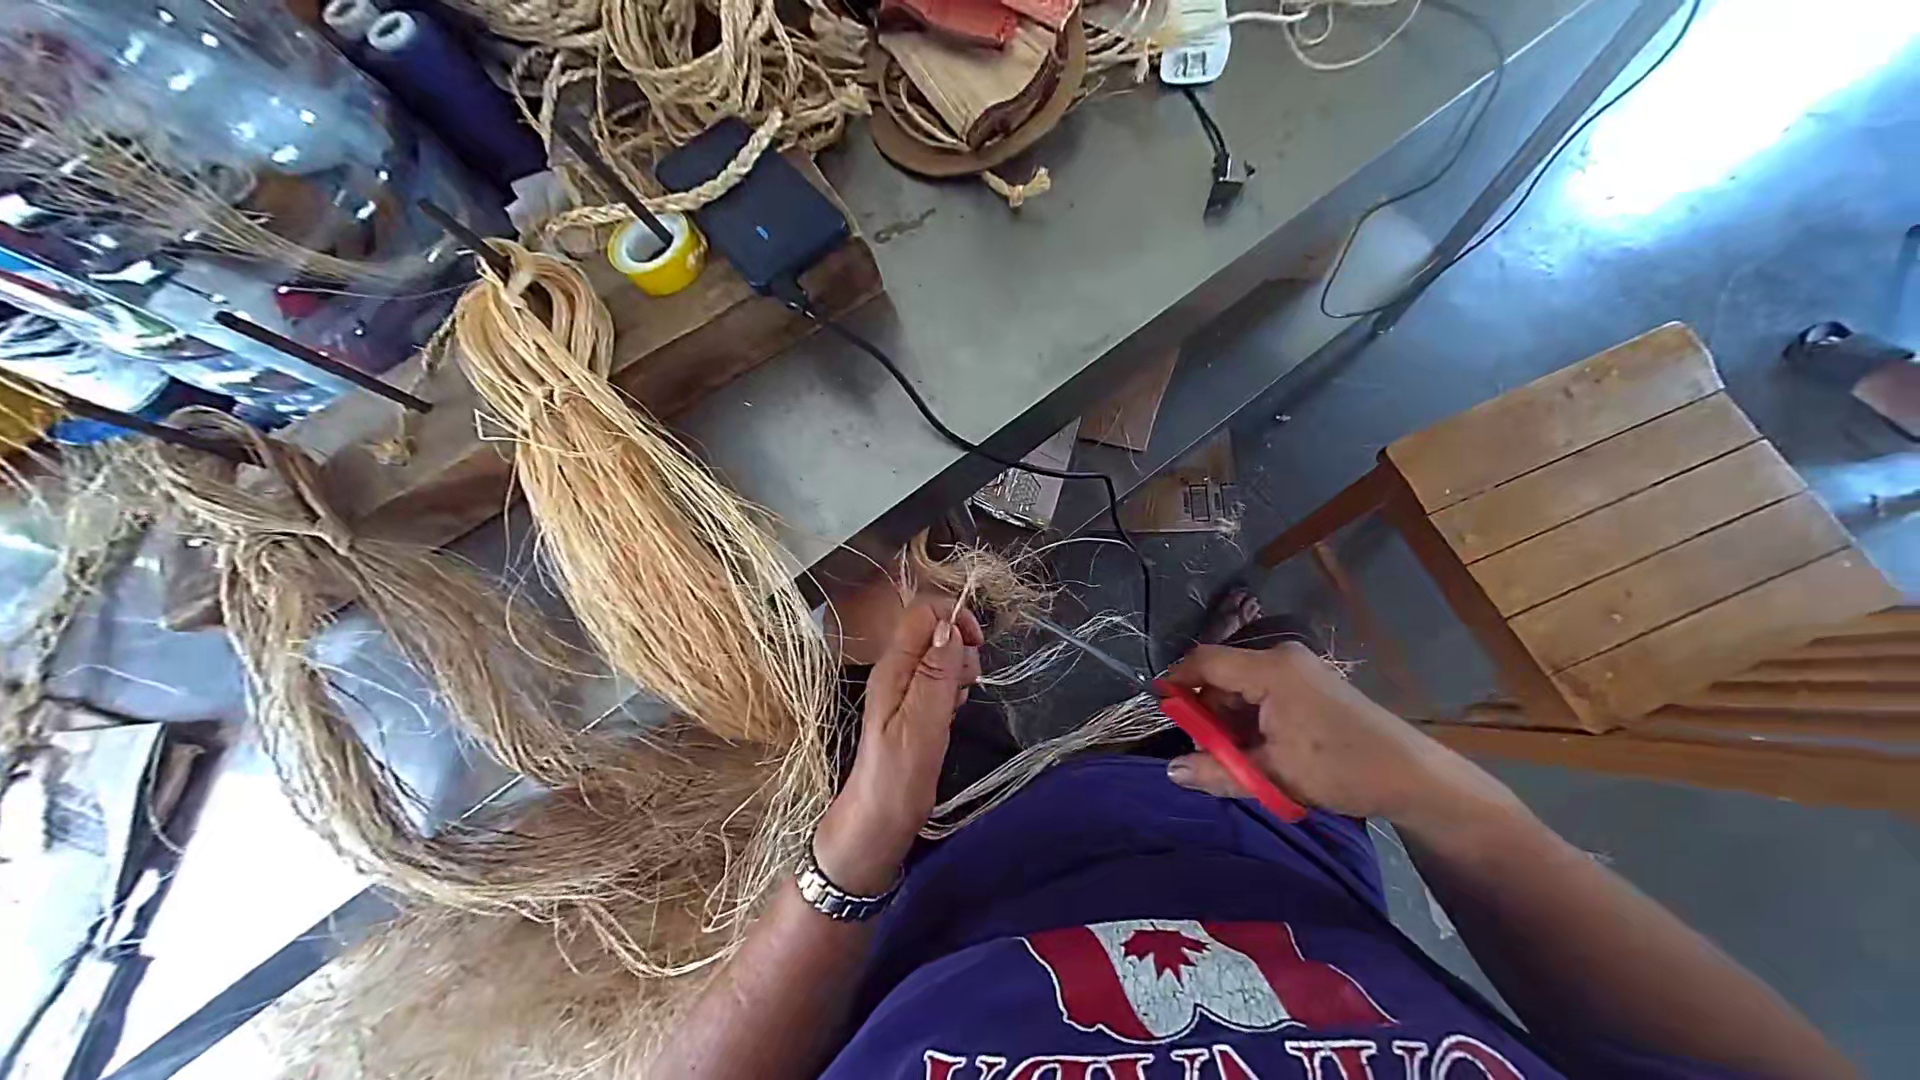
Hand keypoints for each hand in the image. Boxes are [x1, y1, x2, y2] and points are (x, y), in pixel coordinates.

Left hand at [814, 598, 982, 894]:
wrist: (879, 821)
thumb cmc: (899, 775)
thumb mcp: (922, 723)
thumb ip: (935, 673)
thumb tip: (950, 626)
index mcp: (893, 667)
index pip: (922, 612)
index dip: (954, 616)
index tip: (977, 645)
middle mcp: (896, 669)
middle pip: (935, 630)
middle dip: (960, 648)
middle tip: (965, 685)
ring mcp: (904, 687)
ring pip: (941, 655)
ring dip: (959, 671)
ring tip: (955, 705)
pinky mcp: (914, 705)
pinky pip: (940, 679)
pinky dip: (953, 689)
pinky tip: (951, 713)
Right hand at [1162, 642, 1521, 827]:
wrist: (1416, 778)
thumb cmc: (1341, 768)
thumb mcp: (1272, 775)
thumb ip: (1217, 771)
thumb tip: (1171, 771)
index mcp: (1271, 669)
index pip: (1204, 661)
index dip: (1176, 683)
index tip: (1162, 713)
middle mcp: (1282, 659)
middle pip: (1222, 675)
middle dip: (1206, 713)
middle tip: (1207, 752)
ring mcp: (1299, 669)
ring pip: (1241, 686)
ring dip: (1230, 720)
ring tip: (1237, 758)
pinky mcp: (1311, 684)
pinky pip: (1263, 691)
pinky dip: (1251, 718)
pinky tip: (1259, 749)